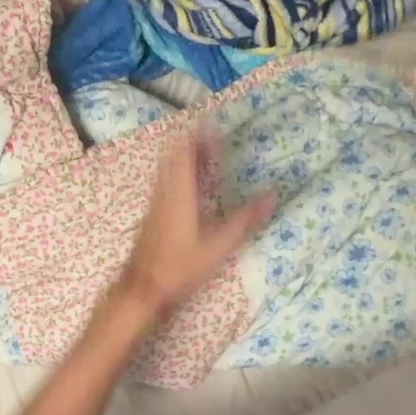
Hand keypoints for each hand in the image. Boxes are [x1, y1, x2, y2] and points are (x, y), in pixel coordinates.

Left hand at [113, 129, 273, 321]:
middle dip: (192, 144)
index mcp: (180, 192)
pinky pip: (164, 184)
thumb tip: (272, 195)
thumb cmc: (180, 266)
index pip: (185, 152)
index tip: (213, 125)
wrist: (143, 289)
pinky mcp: (151, 216)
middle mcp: (164, 192)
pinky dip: (177, 176)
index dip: (198, 135)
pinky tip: (190, 189)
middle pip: (174, 156)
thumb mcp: (218, 246)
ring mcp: (155, 204)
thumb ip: (245, 220)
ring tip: (203, 158)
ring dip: (183, 160)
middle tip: (211, 140)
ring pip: (167, 170)